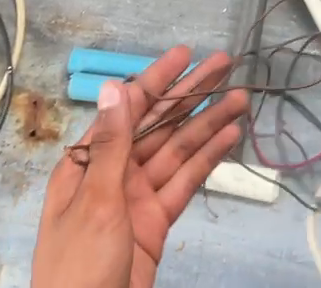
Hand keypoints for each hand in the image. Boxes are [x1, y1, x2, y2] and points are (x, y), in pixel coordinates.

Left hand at [33, 47, 250, 287]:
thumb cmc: (79, 266)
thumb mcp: (94, 202)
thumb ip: (112, 145)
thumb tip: (114, 87)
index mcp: (87, 162)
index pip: (128, 109)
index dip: (158, 79)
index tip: (185, 54)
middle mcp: (113, 172)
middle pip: (158, 124)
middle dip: (190, 94)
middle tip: (224, 64)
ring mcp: (137, 198)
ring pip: (177, 151)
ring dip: (208, 124)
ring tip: (241, 99)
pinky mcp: (156, 223)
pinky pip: (184, 183)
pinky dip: (206, 161)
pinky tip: (229, 138)